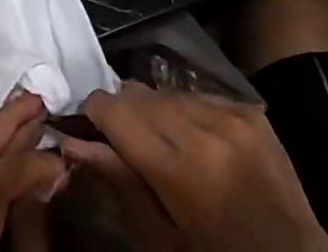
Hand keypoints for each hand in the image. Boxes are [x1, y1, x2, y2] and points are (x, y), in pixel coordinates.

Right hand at [76, 82, 327, 251]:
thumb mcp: (161, 241)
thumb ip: (120, 184)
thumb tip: (75, 141)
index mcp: (181, 170)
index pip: (117, 111)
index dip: (95, 111)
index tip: (88, 124)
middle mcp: (207, 129)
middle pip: (140, 94)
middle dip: (122, 109)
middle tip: (120, 137)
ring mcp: (234, 115)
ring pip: (169, 91)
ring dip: (154, 109)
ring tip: (159, 141)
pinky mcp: (252, 110)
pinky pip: (201, 95)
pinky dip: (187, 110)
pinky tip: (192, 139)